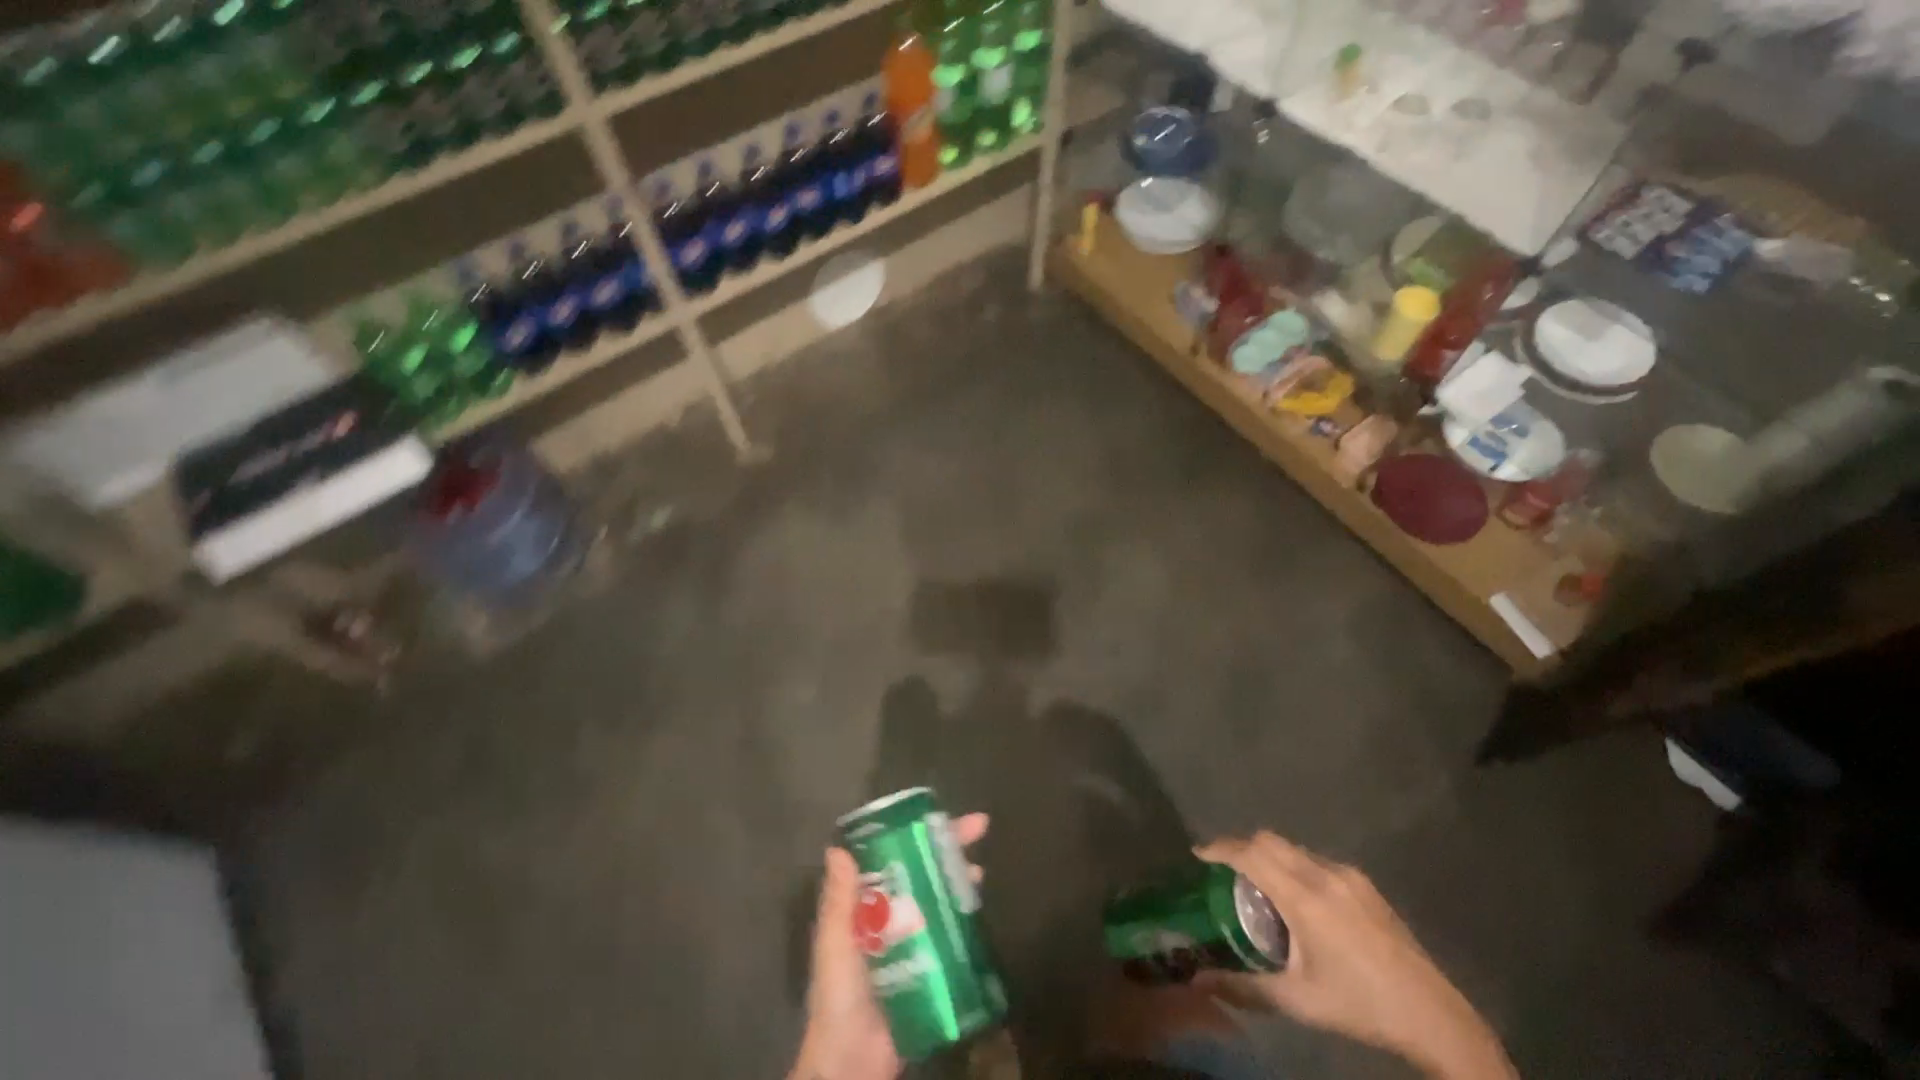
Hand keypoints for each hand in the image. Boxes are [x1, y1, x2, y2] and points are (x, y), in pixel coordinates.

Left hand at [789, 812, 988, 1079]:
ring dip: (957, 883)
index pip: (889, 859)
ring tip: (978, 872)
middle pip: (919, 874)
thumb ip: (838, 902)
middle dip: (946, 851)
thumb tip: (838, 848)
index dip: (912, 835)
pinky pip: (948, 937)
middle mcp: (885, 920)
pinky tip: (978, 913)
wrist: (853, 1060)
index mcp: (859, 909)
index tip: (937, 815)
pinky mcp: (928, 969)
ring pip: (937, 901)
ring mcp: (909, 944)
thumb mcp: (834, 945)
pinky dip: (963, 921)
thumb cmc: (839, 996)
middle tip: (978, 831)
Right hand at [1194, 832, 1516, 1079]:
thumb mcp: (1297, 1000)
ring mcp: (1351, 878)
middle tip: (1222, 870)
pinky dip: (1295, 868)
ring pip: (1296, 850)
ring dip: (1270, 857)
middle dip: (1241, 847)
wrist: (1431, 1014)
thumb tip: (1198, 981)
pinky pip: (1317, 862)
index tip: (1198, 854)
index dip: (1220, 848)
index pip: (1251, 854)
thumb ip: (1243, 987)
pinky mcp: (1368, 887)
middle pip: (1271, 841)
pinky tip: (1298, 902)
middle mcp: (1326, 875)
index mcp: (1305, 897)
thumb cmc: (1358, 1004)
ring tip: (1257, 888)